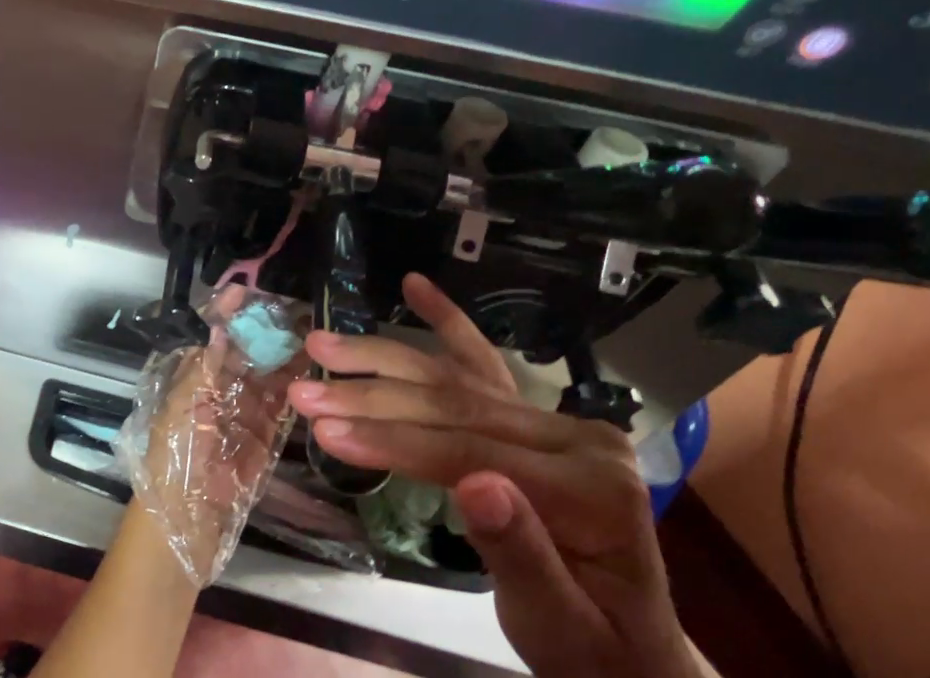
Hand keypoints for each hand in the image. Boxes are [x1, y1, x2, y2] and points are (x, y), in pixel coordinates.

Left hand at [134, 327, 300, 582]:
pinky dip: (293, 395)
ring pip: (264, 384)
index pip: (209, 341)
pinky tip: (313, 375)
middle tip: (293, 309)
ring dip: (284, 361)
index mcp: (188, 385)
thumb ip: (201, 370)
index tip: (246, 289)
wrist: (180, 528)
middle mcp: (214, 399)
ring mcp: (238, 423)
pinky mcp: (260, 449)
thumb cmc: (172, 462)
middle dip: (262, 335)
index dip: (224, 315)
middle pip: (242, 360)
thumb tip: (216, 328)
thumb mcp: (180, 410)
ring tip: (311, 334)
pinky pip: (278, 416)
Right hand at [288, 273, 702, 677]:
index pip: (471, 451)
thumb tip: (476, 485)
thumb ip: (522, 552)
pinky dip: (446, 323)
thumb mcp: (556, 623)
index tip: (325, 431)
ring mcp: (555, 422)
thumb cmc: (587, 647)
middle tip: (303, 389)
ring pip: (456, 379)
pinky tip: (417, 287)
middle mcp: (577, 438)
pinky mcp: (533, 420)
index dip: (394, 441)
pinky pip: (483, 366)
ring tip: (322, 343)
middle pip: (457, 406)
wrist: (626, 650)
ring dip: (383, 359)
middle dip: (372, 398)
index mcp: (591, 488)